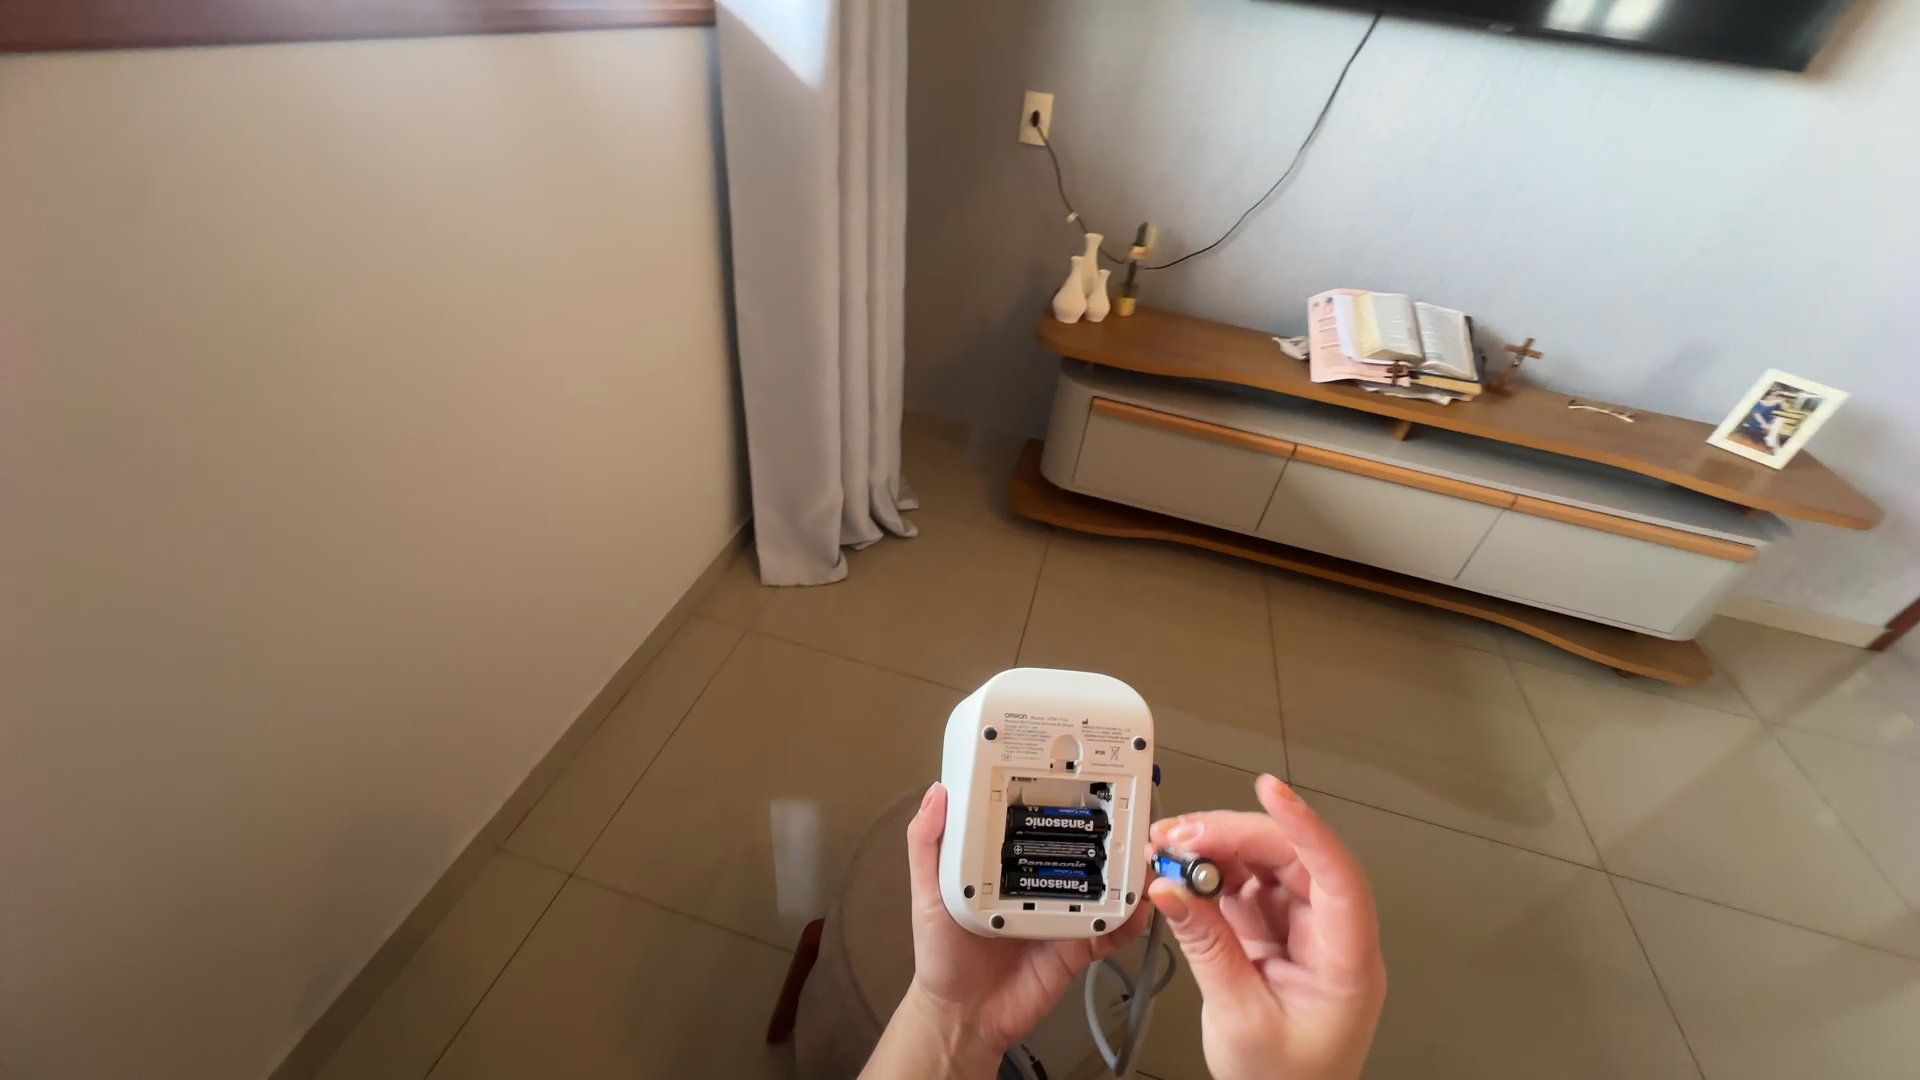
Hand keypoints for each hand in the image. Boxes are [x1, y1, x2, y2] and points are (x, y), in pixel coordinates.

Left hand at [893, 782, 1150, 1064]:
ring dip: (1123, 868)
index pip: (1030, 819)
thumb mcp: (927, 894)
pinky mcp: (1075, 945)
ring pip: (1099, 882)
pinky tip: (1140, 907)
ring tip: (1140, 854)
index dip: (1050, 796)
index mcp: (1001, 860)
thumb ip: (927, 846)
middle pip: (1074, 846)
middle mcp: (1034, 879)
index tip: (1071, 773)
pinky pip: (1107, 930)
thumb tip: (936, 794)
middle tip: (1123, 812)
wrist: (964, 1019)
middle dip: (1102, 829)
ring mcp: (1058, 910)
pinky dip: (1128, 919)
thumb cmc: (941, 953)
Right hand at [1147, 774, 1385, 1079]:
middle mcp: (1326, 932)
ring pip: (1261, 860)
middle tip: (1180, 836)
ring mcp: (1297, 924)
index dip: (1305, 827)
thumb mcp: (1239, 1017)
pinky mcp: (1267, 923)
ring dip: (1212, 847)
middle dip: (1232, 834)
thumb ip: (1205, 945)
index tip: (1271, 790)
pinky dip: (1204, 870)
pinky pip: (1238, 879)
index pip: (1337, 877)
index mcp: (1346, 961)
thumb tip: (1169, 887)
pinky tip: (1177, 868)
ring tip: (1167, 848)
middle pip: (1289, 857)